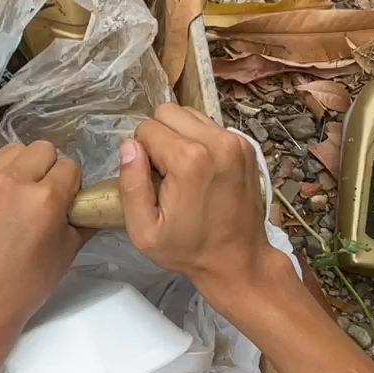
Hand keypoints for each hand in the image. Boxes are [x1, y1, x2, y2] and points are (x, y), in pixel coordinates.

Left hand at [0, 141, 90, 343]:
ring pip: (11, 151)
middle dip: (47, 169)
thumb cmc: (25, 285)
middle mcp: (11, 181)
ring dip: (19, 167)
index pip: (70, 167)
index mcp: (44, 198)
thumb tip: (88, 203)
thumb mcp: (66, 254)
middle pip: (42, 150)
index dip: (70, 184)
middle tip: (40, 195)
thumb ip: (82, 220)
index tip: (63, 201)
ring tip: (14, 194)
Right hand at [118, 104, 288, 296]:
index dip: (140, 153)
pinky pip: (209, 125)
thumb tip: (128, 146)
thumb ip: (131, 185)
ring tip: (183, 170)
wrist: (239, 259)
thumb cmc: (189, 249)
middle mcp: (216, 142)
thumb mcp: (144, 231)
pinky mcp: (245, 145)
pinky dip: (199, 139)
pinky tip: (201, 169)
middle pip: (167, 112)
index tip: (152, 180)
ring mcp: (235, 141)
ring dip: (179, 135)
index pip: (146, 129)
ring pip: (189, 114)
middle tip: (164, 171)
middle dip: (159, 137)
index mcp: (189, 161)